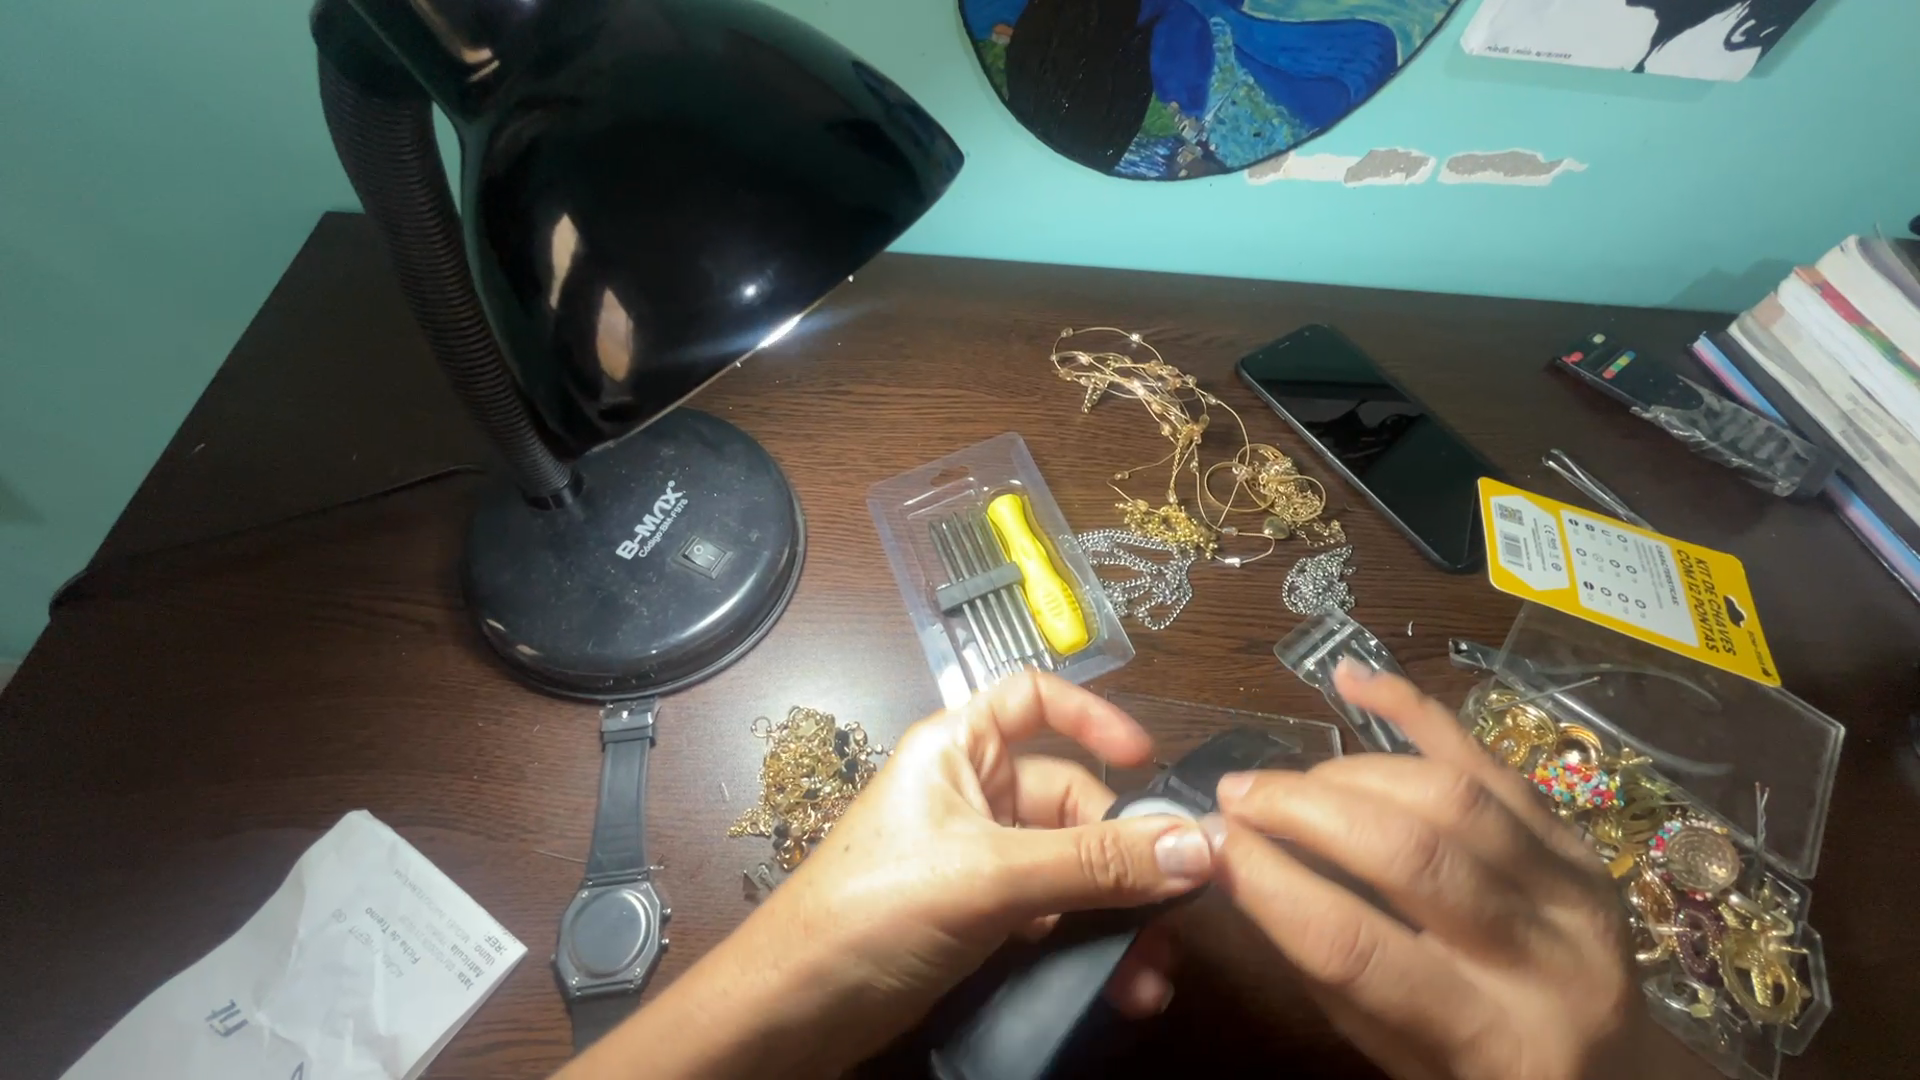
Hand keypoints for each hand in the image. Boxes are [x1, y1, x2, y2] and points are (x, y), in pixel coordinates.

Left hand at [564, 672, 1213, 1079]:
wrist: (795, 1011)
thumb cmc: (875, 909)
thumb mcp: (989, 877)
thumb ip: (1093, 864)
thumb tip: (1196, 846)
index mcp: (959, 747)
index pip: (1031, 698)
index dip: (1089, 715)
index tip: (1145, 759)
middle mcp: (973, 789)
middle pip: (1070, 795)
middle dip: (1123, 852)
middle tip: (1176, 907)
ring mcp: (980, 853)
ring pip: (1070, 862)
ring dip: (1116, 908)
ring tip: (1152, 965)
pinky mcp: (984, 910)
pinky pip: (1054, 908)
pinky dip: (1087, 938)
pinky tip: (1120, 982)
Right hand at [1203, 661, 1669, 1079]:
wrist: (1620, 1074)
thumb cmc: (1475, 1067)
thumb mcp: (1389, 1046)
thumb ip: (1316, 954)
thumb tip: (1234, 855)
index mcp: (1493, 1040)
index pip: (1354, 943)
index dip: (1267, 880)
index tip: (1207, 838)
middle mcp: (1547, 959)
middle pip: (1405, 853)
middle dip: (1299, 809)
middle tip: (1236, 794)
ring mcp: (1574, 885)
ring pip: (1445, 794)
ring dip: (1343, 772)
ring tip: (1288, 781)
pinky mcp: (1575, 834)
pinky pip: (1485, 754)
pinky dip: (1411, 706)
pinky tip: (1350, 678)